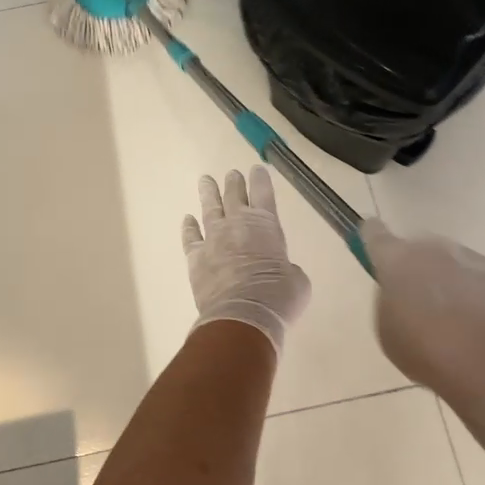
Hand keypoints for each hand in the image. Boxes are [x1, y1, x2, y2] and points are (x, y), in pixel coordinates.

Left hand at [182, 168, 310, 353]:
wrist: (243, 315)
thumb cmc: (278, 297)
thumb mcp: (297, 280)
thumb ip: (288, 269)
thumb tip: (282, 272)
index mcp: (266, 225)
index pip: (263, 193)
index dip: (260, 179)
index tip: (256, 169)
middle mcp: (237, 224)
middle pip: (234, 195)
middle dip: (234, 183)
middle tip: (232, 173)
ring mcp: (213, 238)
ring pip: (209, 208)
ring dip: (208, 193)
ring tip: (206, 180)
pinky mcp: (195, 257)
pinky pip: (190, 237)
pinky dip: (188, 227)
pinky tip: (187, 219)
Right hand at [362, 219, 484, 454]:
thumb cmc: (423, 348)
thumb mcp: (388, 331)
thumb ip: (391, 304)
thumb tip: (402, 297)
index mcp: (396, 259)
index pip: (375, 234)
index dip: (372, 235)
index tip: (370, 236)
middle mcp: (432, 248)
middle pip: (421, 250)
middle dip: (420, 268)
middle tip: (422, 302)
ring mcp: (471, 257)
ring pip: (456, 264)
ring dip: (454, 283)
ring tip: (460, 322)